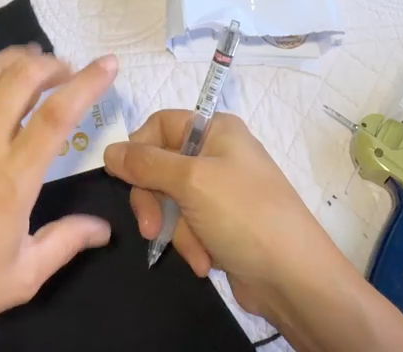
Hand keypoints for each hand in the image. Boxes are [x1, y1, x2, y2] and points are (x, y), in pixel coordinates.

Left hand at [0, 47, 118, 351]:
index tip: (109, 63)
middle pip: (24, 76)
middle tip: (67, 71)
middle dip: (53, 64)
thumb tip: (104, 228)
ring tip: (33, 64)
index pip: (59, 113)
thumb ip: (66, 242)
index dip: (89, 82)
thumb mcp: (21, 277)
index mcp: (12, 178)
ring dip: (16, 58)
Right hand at [103, 110, 347, 316]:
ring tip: (195, 252)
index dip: (140, 149)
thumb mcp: (191, 181)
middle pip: (160, 166)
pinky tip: (205, 261)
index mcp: (216, 129)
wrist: (294, 279)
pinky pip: (187, 225)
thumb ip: (145, 163)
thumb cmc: (244, 214)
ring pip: (169, 200)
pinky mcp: (221, 223)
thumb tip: (109, 151)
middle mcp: (217, 153)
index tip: (126, 178)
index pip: (160, 124)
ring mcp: (219, 190)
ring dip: (176, 229)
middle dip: (155, 201)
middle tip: (151, 228)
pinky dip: (190, 243)